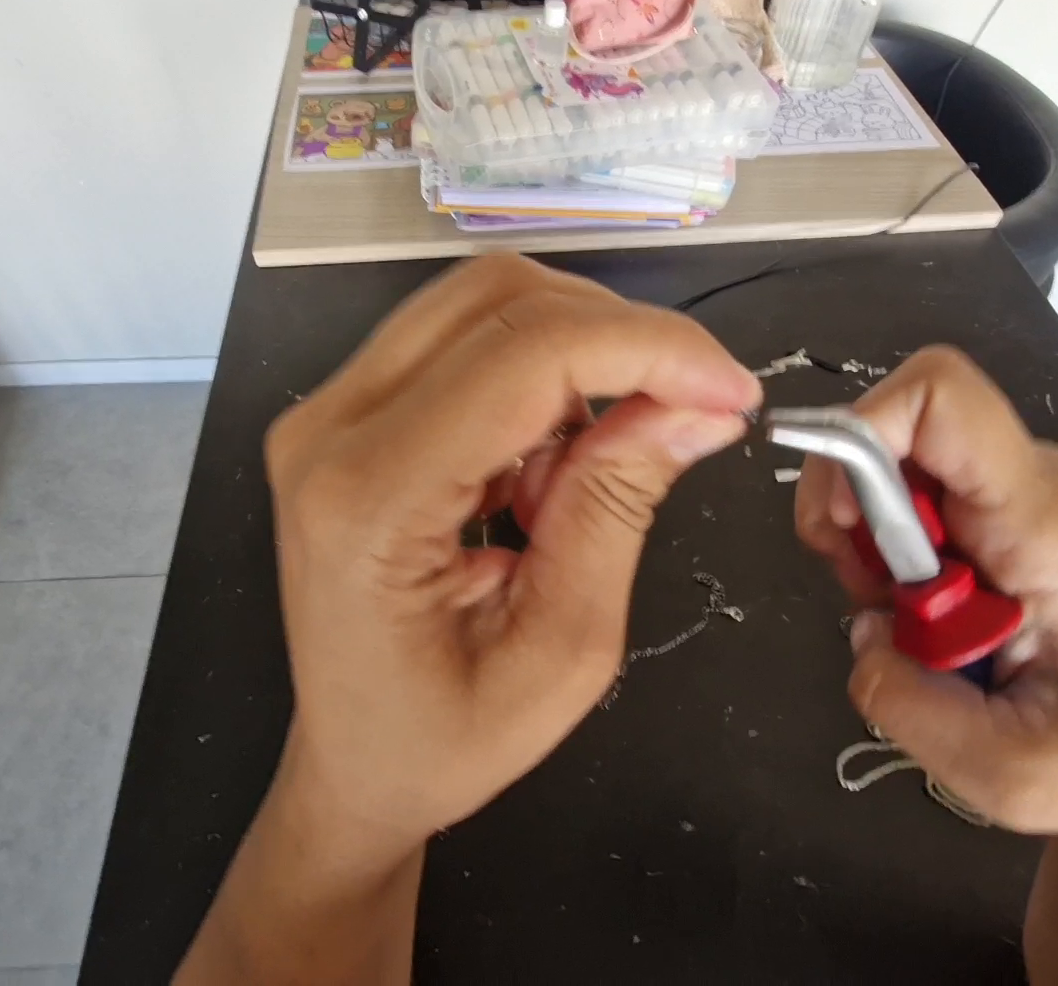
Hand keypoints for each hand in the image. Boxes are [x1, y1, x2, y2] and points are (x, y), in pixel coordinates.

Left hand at [265, 252, 759, 858]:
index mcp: (368, 501)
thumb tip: (697, 404)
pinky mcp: (345, 413)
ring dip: (576, 354)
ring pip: (480, 302)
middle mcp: (328, 431)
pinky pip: (460, 341)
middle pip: (497, 299)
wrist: (354, 758)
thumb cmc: (447, 738)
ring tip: (593, 464)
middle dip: (619, 336)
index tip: (731, 389)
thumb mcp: (561, 650)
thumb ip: (619, 507)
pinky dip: (535, 377)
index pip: (522, 356)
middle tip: (687, 409)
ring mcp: (327, 413)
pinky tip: (543, 463)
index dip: (648, 349)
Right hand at [794, 346, 1057, 983]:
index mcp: (1040, 525)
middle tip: (874, 598)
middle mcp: (1030, 488)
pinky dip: (893, 557)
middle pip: (895, 435)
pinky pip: (919, 506)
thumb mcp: (1007, 773)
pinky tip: (929, 617)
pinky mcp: (1014, 523)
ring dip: (870, 544)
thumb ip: (899, 698)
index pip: (939, 397)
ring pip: (897, 474)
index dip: (859, 430)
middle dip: (848, 510)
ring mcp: (1022, 501)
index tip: (845, 521)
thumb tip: (863, 634)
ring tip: (913, 626)